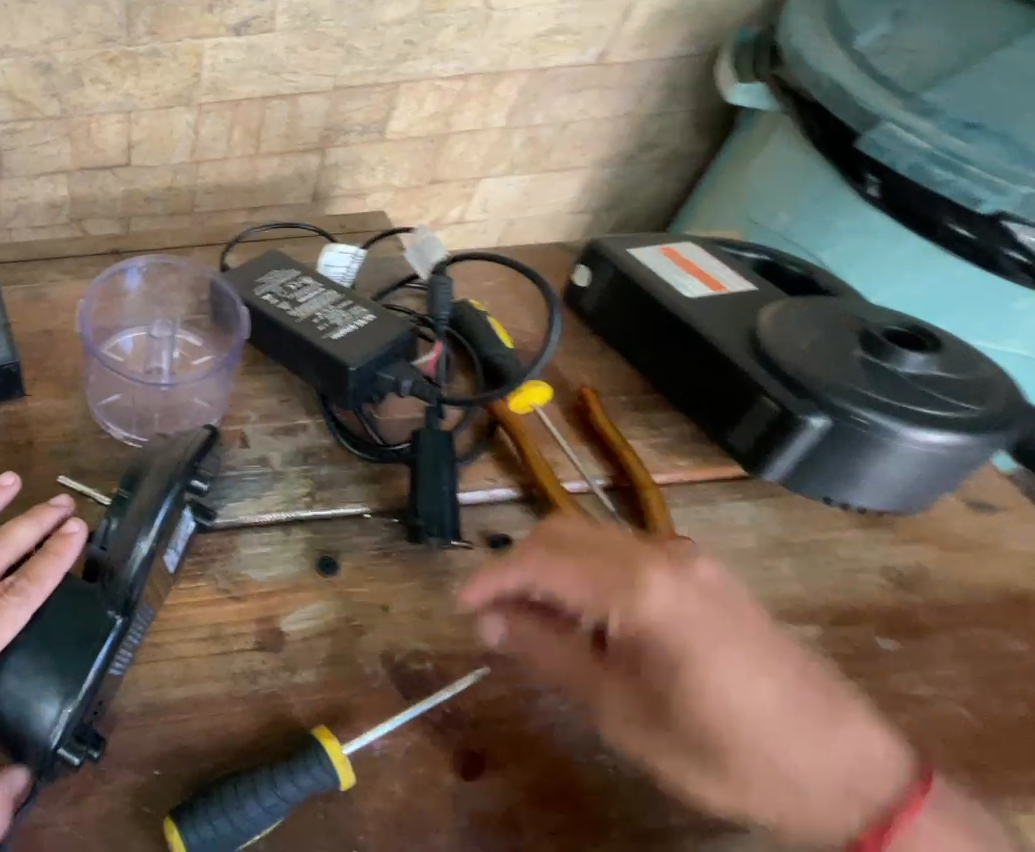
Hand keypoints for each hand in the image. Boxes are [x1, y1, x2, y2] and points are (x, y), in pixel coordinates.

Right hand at [458, 517, 915, 846]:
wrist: (850, 772)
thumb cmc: (724, 750)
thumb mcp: (620, 710)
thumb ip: (546, 652)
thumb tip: (488, 619)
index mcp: (637, 586)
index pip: (536, 561)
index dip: (489, 579)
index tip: (458, 605)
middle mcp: (659, 554)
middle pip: (557, 535)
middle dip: (515, 568)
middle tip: (494, 616)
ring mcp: (686, 558)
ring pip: (587, 537)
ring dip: (549, 567)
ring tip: (535, 620)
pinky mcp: (704, 572)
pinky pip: (621, 552)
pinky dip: (585, 571)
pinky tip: (587, 617)